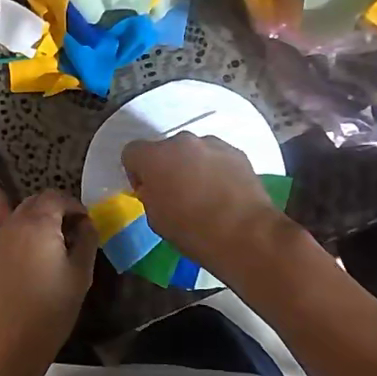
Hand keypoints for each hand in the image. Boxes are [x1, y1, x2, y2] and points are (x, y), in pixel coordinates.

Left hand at [0, 190, 96, 358]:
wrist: (12, 337)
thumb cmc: (53, 306)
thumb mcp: (81, 272)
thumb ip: (87, 239)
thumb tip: (85, 223)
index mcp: (38, 223)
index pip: (56, 196)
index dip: (74, 206)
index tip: (86, 224)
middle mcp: (13, 224)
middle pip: (35, 201)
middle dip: (55, 209)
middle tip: (73, 232)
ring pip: (19, 216)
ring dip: (38, 221)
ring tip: (55, 246)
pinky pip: (9, 233)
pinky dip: (23, 235)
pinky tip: (35, 259)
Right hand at [122, 134, 294, 273]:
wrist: (244, 233)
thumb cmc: (191, 229)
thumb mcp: (155, 218)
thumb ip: (150, 195)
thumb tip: (157, 189)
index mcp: (154, 157)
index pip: (132, 152)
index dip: (136, 172)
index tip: (147, 190)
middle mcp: (182, 142)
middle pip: (165, 149)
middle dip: (166, 166)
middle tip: (175, 192)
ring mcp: (212, 144)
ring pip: (193, 151)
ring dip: (192, 165)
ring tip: (203, 192)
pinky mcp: (237, 153)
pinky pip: (216, 157)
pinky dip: (215, 169)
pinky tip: (222, 192)